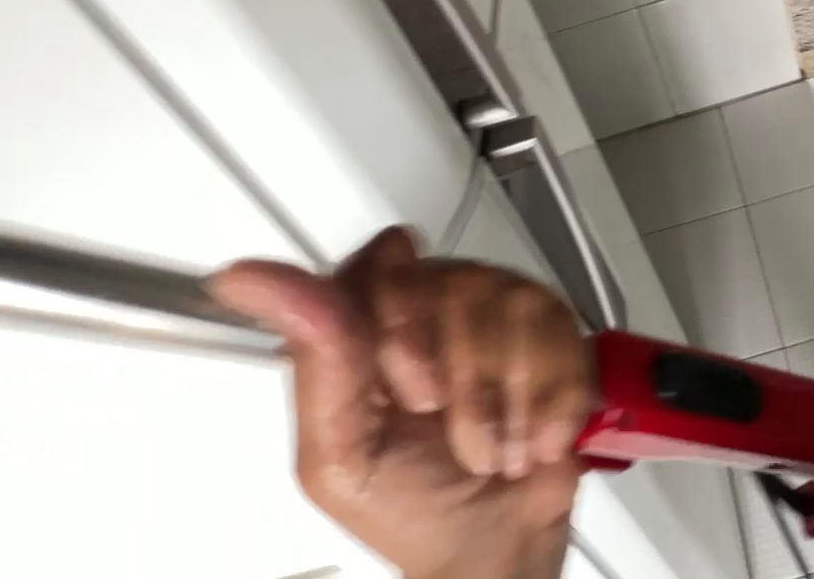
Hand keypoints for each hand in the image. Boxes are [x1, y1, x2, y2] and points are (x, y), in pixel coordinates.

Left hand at [209, 227, 593, 578]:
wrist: (498, 552)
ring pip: (514, 312)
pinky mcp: (558, 330)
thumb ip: (315, 360)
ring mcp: (504, 309)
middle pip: (457, 284)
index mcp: (375, 323)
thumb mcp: (340, 455)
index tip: (412, 391)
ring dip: (505, 406)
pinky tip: (533, 437)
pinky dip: (549, 407)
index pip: (384, 263)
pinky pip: (562, 341)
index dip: (405, 323)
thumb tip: (250, 277)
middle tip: (448, 424)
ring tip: (493, 445)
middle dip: (460, 377)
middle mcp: (440, 301)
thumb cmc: (412, 509)